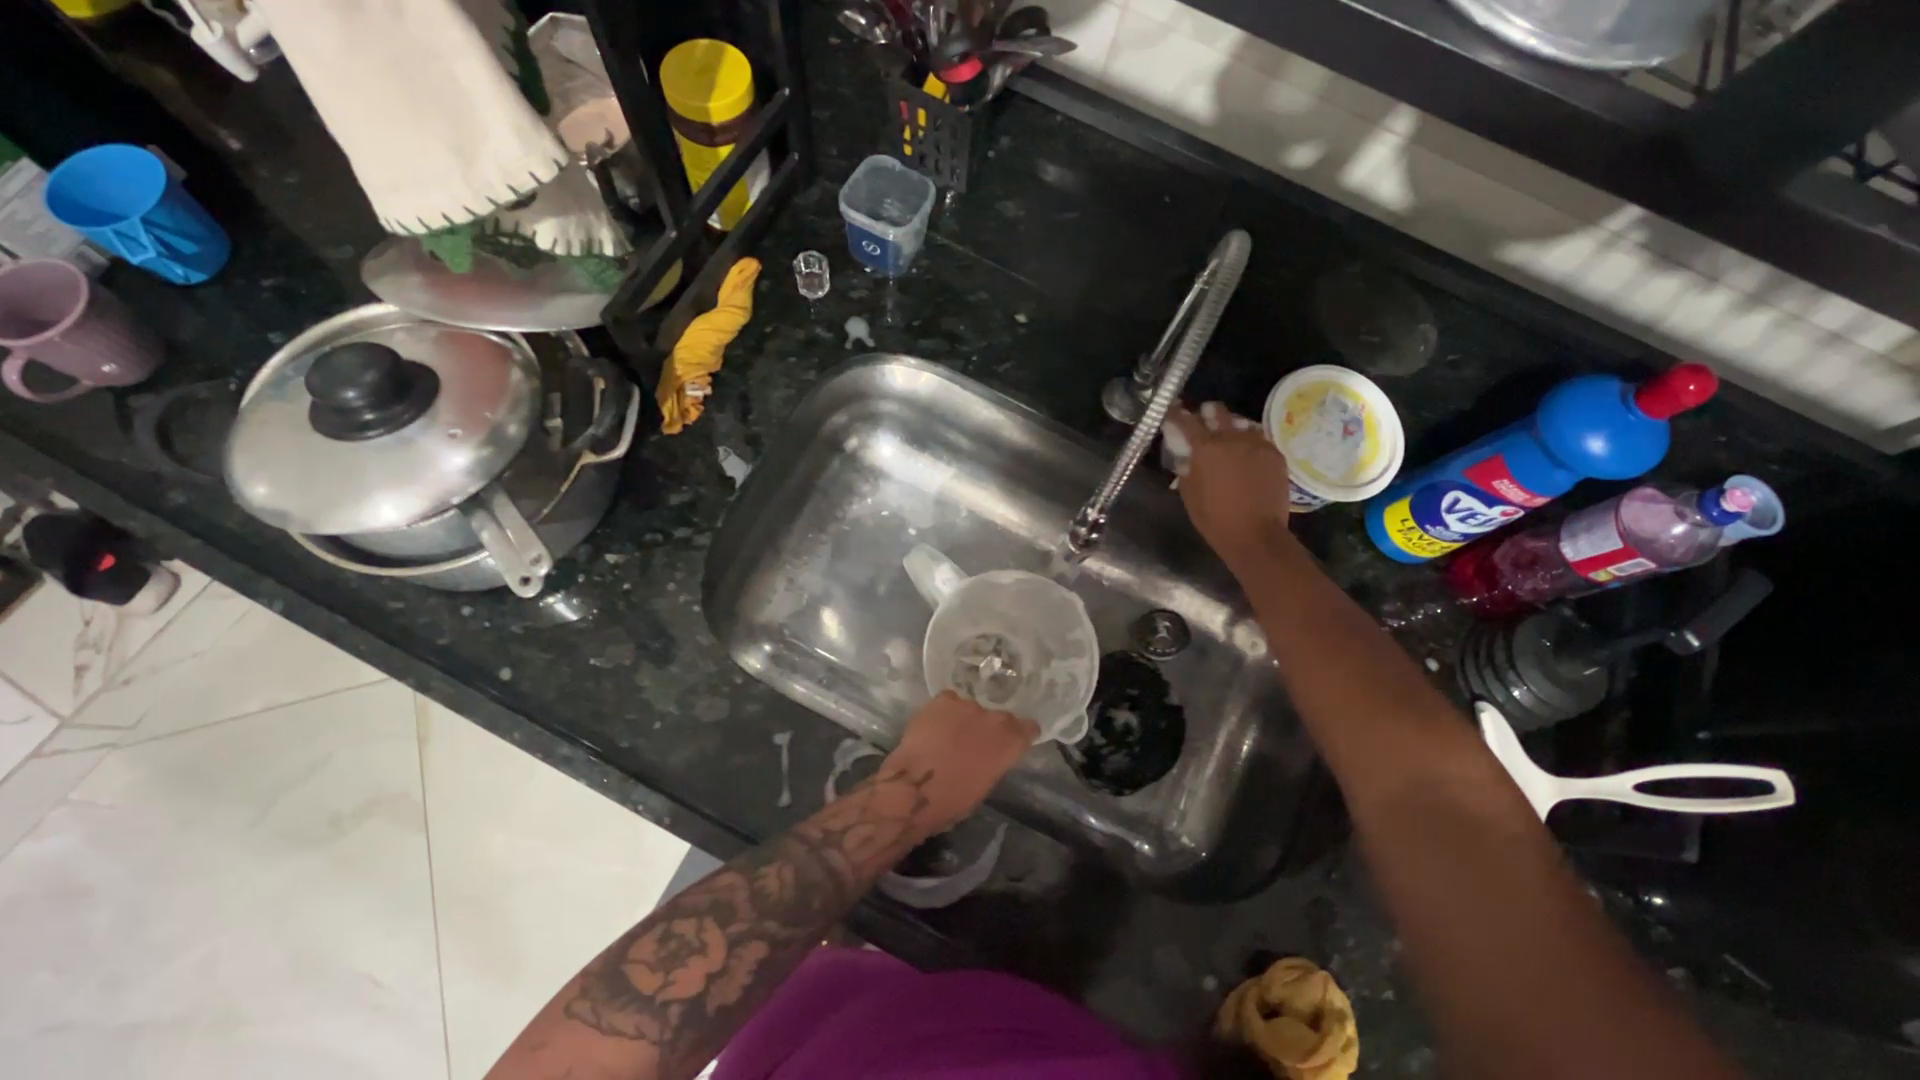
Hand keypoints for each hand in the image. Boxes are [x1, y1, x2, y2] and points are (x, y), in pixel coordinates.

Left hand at [885, 691, 1037, 831]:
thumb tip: (990, 755)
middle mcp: (995, 718)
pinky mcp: (942, 700)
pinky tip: (934, 726)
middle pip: (999, 718)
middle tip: (974, 744)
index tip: (1011, 743)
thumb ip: (995, 761)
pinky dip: (944, 712)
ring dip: (965, 720)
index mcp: (1011, 742)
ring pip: (972, 709)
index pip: (1028, 728)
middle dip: (990, 729)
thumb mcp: (986, 785)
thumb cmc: (953, 800)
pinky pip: (949, 702)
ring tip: (948, 736)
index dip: (1020, 734)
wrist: (915, 788)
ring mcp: (968, 705)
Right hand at [1163, 403, 1292, 565]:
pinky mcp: (1275, 455)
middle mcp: (1232, 438)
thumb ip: (1186, 470)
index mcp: (1205, 447)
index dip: (1177, 414)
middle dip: (1208, 412)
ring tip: (1229, 437)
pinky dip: (1250, 443)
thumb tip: (1187, 458)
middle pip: (1218, 412)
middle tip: (1204, 417)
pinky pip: (1259, 440)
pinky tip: (1248, 455)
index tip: (1172, 410)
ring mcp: (1257, 444)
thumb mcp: (1190, 494)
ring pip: (1242, 424)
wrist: (1256, 534)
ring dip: (1232, 427)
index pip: (1186, 421)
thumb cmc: (1215, 518)